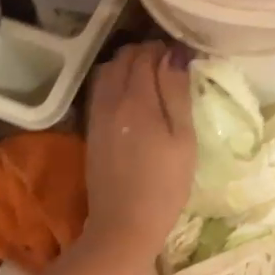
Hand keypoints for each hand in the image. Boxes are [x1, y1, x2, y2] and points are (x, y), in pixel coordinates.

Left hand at [82, 41, 194, 264]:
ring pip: (107, 72)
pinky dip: (115, 83)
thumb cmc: (164, 185)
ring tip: (149, 78)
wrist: (124, 224)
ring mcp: (96, 115)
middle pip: (123, 58)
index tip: (182, 58)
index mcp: (137, 99)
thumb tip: (175, 55)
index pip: (146, 55)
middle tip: (168, 66)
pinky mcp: (91, 131)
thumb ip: (177, 93)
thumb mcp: (183, 139)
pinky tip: (131, 98)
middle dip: (144, 53)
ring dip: (127, 66)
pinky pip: (100, 91)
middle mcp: (111, 99)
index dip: (164, 49)